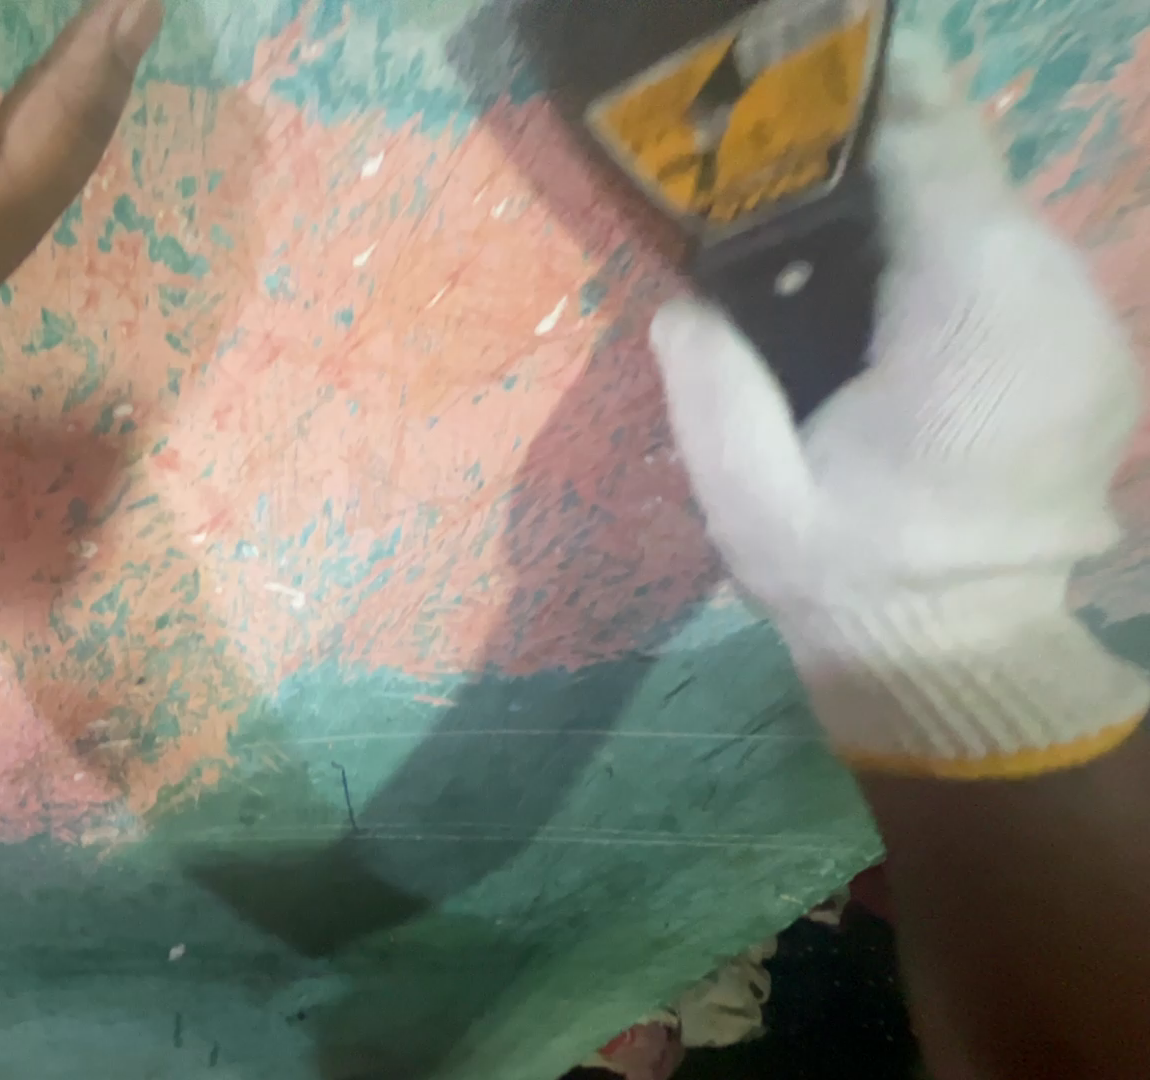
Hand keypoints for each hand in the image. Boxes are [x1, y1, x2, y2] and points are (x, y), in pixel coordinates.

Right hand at [649, 40, 1148, 778]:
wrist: (945, 646)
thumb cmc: (837, 569)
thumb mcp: (743, 487)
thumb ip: (709, 384)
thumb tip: (678, 298)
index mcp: (974, 328)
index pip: (934, 164)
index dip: (871, 99)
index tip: (803, 59)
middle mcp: (1054, 302)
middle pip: (965, 176)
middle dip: (869, 140)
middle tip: (765, 134)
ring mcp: (1078, 324)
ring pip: (981, 215)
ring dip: (891, 193)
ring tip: (790, 194)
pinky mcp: (1070, 348)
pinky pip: (993, 260)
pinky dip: (923, 240)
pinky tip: (850, 270)